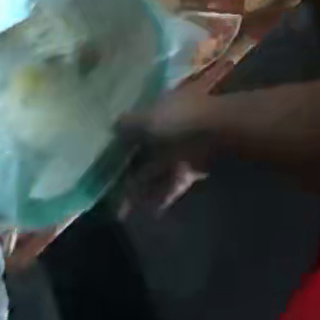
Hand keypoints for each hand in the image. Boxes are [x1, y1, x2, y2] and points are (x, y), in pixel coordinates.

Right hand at [112, 96, 214, 217]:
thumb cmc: (179, 120)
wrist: (218, 133)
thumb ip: (128, 125)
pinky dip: (160, 197)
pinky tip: (148, 212)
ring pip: (154, 170)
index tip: (101, 162)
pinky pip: (171, 184)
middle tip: (108, 195)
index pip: (133, 123)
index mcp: (157, 107)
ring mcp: (180, 147)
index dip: (117, 142)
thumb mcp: (147, 118)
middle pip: (142, 150)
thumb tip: (113, 127)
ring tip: (122, 212)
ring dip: (140, 189)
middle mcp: (168, 125)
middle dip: (126, 172)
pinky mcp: (191, 167)